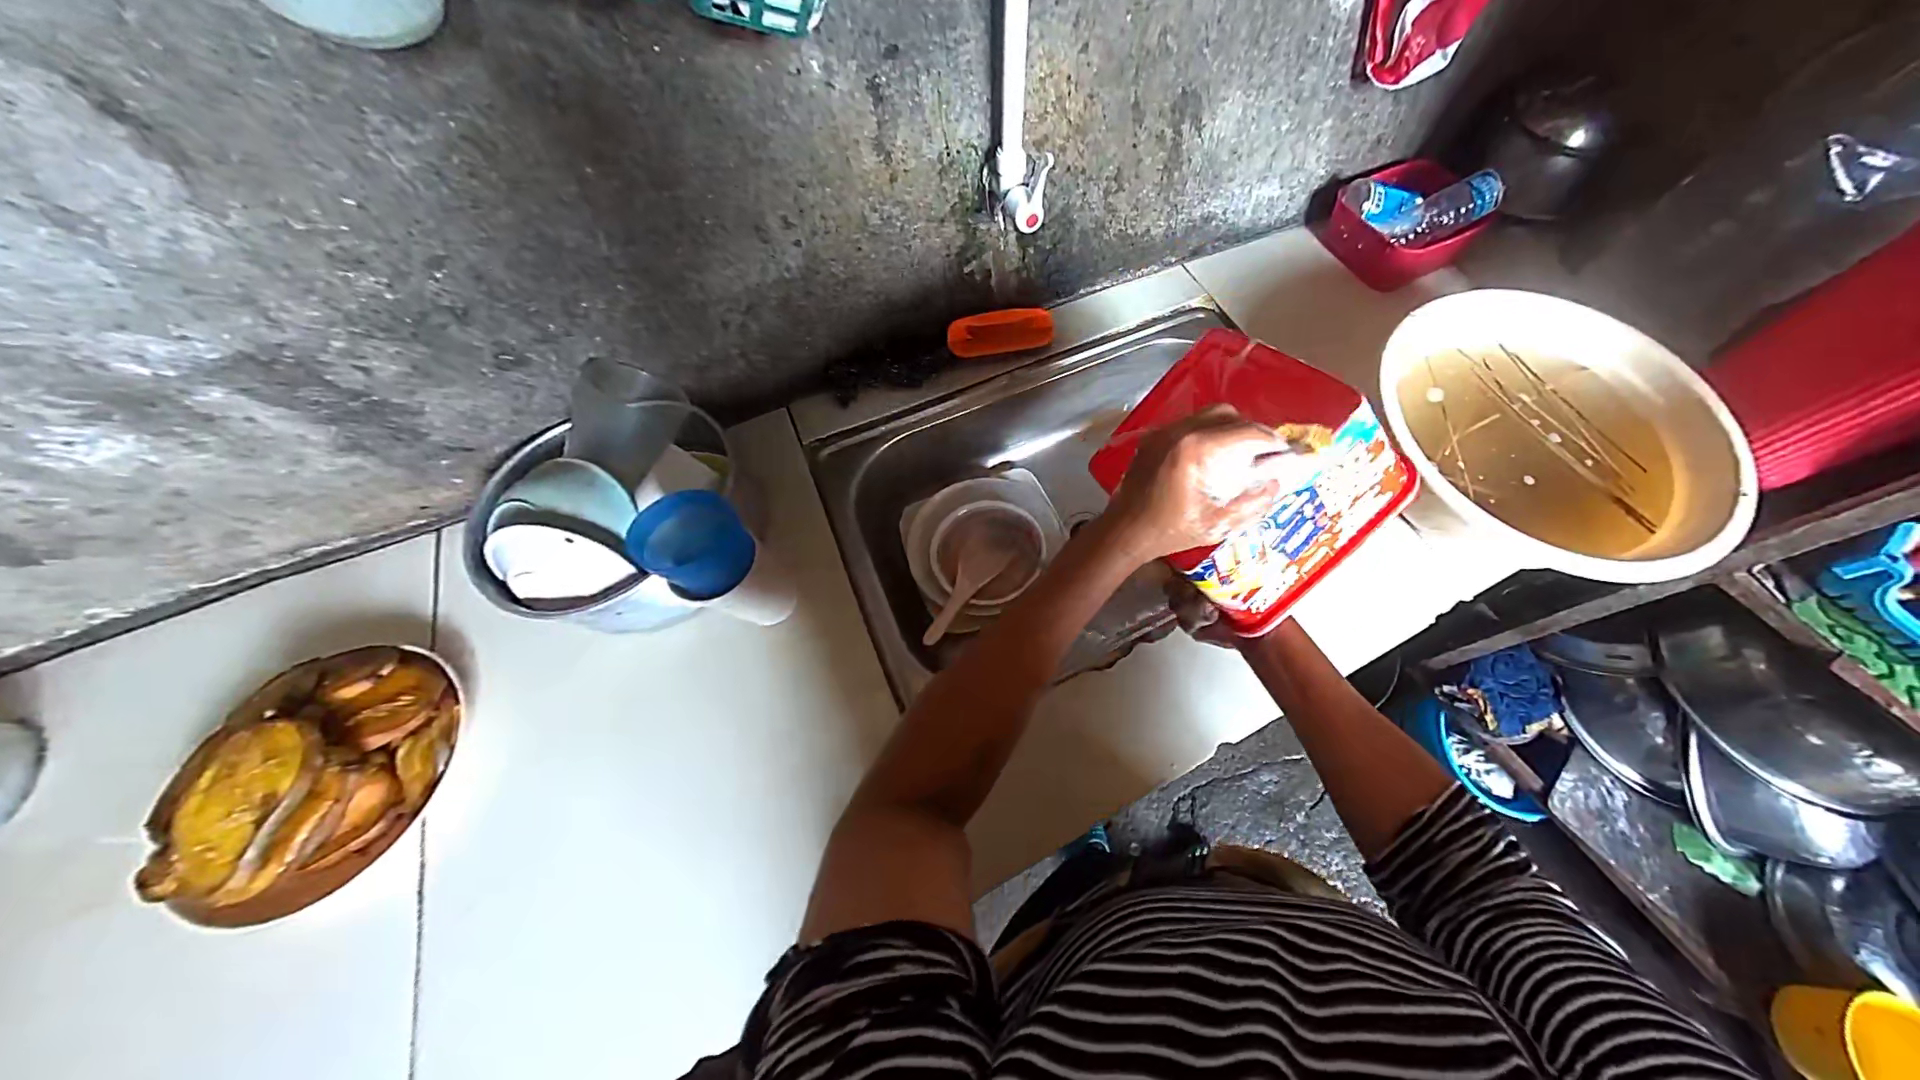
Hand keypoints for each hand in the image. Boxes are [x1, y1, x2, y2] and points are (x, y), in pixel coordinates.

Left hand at [1104, 404, 1303, 561]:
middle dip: (1252, 431)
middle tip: (1264, 452)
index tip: (1284, 452)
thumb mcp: (1217, 525)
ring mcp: (1162, 432)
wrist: (1123, 532)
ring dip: (1229, 428)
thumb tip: (1276, 484)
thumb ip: (1252, 504)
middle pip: (1228, 416)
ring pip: (1207, 415)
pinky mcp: (1151, 438)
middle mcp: (1178, 432)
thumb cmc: (1169, 531)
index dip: (1270, 440)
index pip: (1245, 432)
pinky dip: (1207, 432)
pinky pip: (1188, 423)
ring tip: (1240, 452)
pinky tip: (1212, 454)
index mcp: (1196, 450)